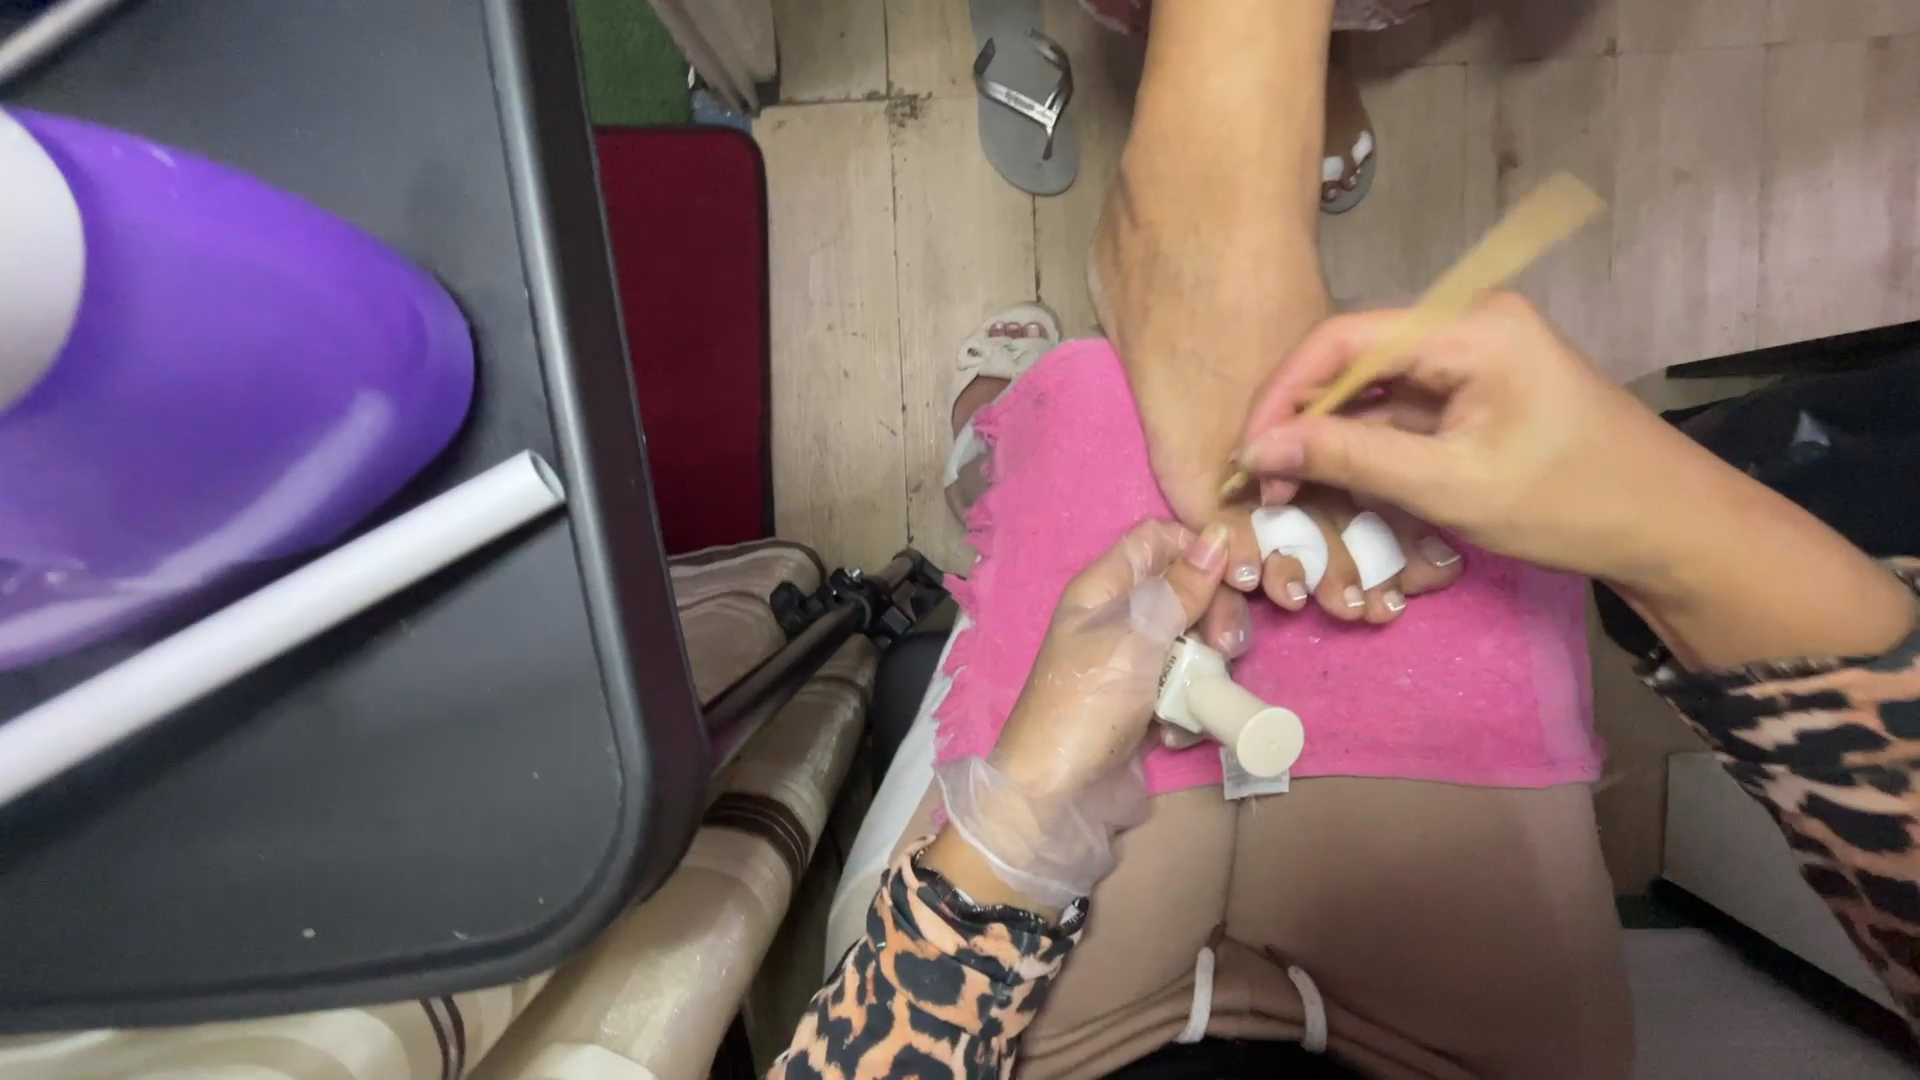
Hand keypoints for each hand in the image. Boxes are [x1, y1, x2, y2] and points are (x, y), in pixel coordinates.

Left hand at [928, 519, 1227, 912]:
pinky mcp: (1148, 704)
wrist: (1061, 795)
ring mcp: (1134, 663)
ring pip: (1194, 639)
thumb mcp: (1135, 636)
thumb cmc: (1088, 701)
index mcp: (1103, 587)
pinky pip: (1187, 685)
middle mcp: (1119, 617)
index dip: (1198, 548)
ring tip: (1207, 691)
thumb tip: (1216, 537)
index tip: (1238, 574)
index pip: (1156, 540)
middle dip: (1216, 612)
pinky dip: (1191, 702)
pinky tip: (1178, 727)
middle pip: (1186, 588)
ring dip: (1209, 663)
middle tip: (1226, 646)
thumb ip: (1179, 588)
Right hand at [1238, 292, 1682, 585]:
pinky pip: (1387, 405)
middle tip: (1262, 474)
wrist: (1668, 529)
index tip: (1247, 448)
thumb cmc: (1567, 504)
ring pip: (1361, 384)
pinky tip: (1323, 472)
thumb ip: (1348, 457)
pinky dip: (1351, 440)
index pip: (1343, 338)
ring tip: (1283, 481)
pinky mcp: (1463, 388)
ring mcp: (1464, 356)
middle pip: (1347, 357)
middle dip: (1296, 416)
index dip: (1283, 391)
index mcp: (1470, 328)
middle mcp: (1462, 325)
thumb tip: (1257, 447)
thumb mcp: (1447, 484)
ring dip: (1318, 432)